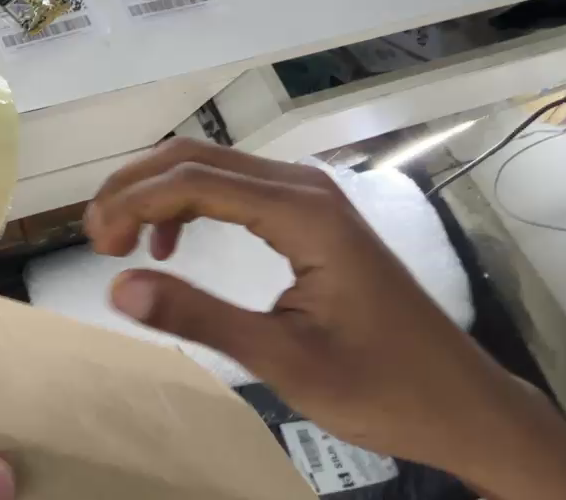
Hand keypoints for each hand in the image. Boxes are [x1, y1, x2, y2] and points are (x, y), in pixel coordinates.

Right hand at [84, 141, 565, 499]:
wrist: (468, 407)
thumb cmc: (384, 389)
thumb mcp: (286, 362)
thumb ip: (199, 317)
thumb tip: (117, 287)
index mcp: (302, 212)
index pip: (194, 182)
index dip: (134, 203)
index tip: (98, 245)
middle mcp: (300, 185)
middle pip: (193, 158)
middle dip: (134, 188)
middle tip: (97, 236)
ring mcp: (305, 194)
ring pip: (206, 166)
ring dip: (154, 192)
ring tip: (119, 238)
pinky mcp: (305, 211)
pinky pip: (228, 186)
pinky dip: (185, 204)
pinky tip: (168, 242)